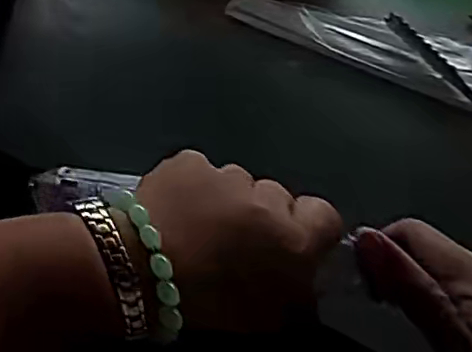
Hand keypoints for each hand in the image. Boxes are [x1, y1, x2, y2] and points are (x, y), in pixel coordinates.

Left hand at [131, 150, 342, 331]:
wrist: (146, 264)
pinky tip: (180, 205)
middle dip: (264, 213)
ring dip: (229, 197)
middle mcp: (263, 197)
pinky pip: (203, 170)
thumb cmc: (212, 301)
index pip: (324, 214)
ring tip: (204, 223)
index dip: (310, 226)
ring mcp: (223, 173)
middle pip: (276, 195)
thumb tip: (308, 271)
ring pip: (237, 181)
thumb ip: (300, 287)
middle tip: (241, 238)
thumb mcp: (272, 314)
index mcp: (292, 239)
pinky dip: (196, 184)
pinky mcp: (190, 158)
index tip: (293, 240)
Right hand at [354, 219, 471, 351]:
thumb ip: (417, 293)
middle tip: (394, 311)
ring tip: (430, 327)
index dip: (381, 249)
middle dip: (412, 270)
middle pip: (443, 251)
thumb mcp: (460, 349)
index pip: (412, 228)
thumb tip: (365, 235)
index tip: (368, 287)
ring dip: (443, 291)